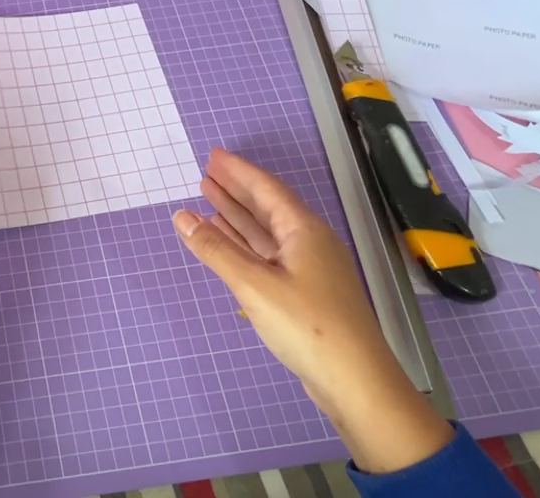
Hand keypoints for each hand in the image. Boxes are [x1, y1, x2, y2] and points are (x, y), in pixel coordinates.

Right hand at [172, 149, 452, 474]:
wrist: (357, 384)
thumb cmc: (307, 325)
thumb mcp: (253, 284)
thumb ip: (215, 249)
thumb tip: (182, 217)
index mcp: (303, 230)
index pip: (266, 189)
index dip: (238, 172)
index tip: (213, 156)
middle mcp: (309, 242)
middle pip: (267, 207)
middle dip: (237, 190)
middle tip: (207, 172)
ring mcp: (310, 269)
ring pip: (267, 232)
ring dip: (238, 216)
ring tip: (209, 198)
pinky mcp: (306, 293)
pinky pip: (269, 254)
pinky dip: (246, 243)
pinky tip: (227, 241)